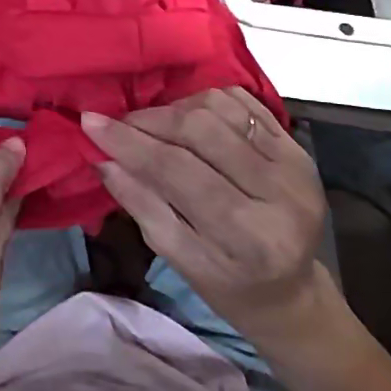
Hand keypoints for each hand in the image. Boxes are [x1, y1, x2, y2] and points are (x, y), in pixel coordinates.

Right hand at [83, 88, 330, 342]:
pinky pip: (243, 101)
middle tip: (120, 123)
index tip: (91, 123)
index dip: (131, 143)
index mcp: (248, 237)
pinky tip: (188, 117)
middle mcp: (280, 193)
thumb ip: (142, 205)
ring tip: (155, 125)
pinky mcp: (298, 146)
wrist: (290, 290)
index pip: (178, 171)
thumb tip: (102, 158)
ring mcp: (294, 164)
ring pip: (221, 108)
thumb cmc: (228, 286)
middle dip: (150, 120)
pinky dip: (207, 101)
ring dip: (176, 108)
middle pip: (201, 131)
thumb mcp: (179, 260)